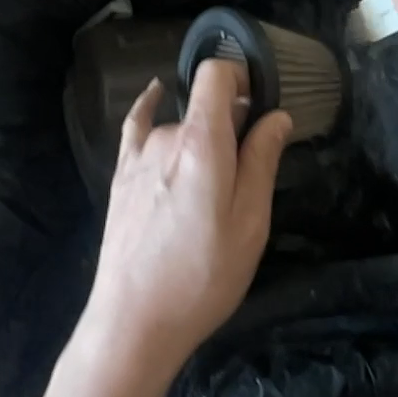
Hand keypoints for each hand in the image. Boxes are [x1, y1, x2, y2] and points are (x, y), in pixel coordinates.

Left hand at [74, 62, 291, 373]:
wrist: (133, 322)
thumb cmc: (203, 275)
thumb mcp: (250, 222)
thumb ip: (262, 161)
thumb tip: (277, 116)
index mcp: (201, 141)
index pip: (216, 74)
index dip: (240, 76)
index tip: (260, 103)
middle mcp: (166, 136)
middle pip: (204, 108)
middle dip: (230, 128)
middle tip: (245, 179)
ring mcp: (138, 155)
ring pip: (180, 129)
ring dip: (200, 143)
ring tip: (209, 198)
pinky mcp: (120, 175)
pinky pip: (138, 127)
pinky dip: (152, 107)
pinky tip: (155, 94)